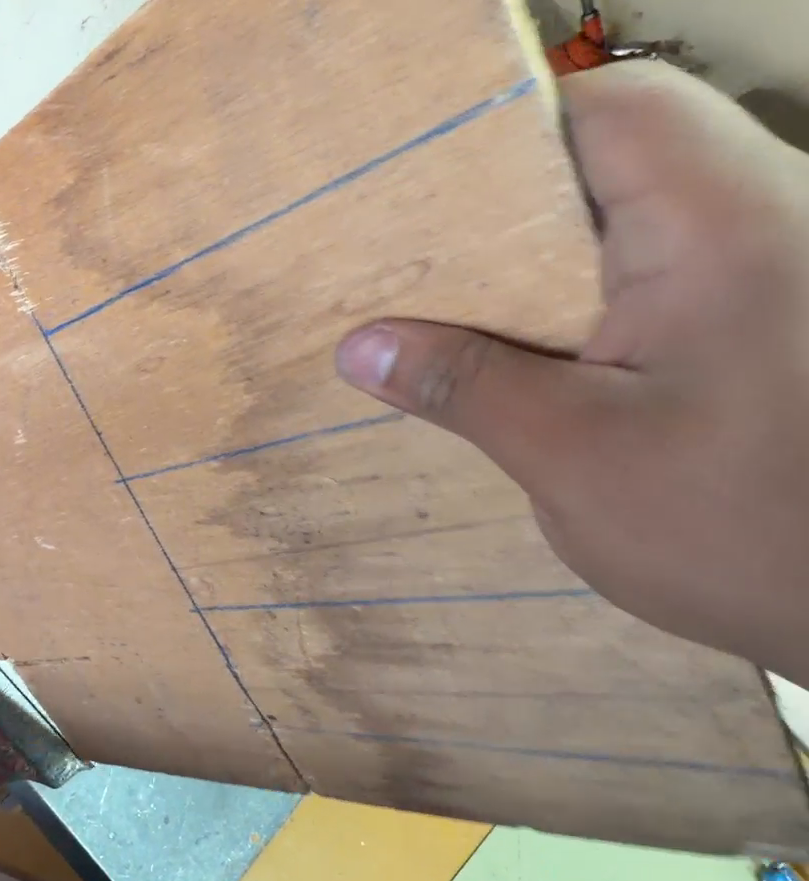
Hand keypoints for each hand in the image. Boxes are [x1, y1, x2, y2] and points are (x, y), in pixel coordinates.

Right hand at [334, 62, 808, 685]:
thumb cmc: (747, 525)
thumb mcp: (573, 455)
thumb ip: (463, 386)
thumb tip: (357, 345)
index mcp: (727, 229)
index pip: (618, 109)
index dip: (511, 126)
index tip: (412, 183)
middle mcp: (763, 225)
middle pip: (616, 158)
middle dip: (495, 202)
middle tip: (393, 258)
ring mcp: (767, 275)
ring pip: (624, 221)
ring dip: (521, 260)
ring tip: (426, 307)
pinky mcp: (758, 323)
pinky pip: (644, 277)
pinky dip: (562, 301)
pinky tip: (500, 352)